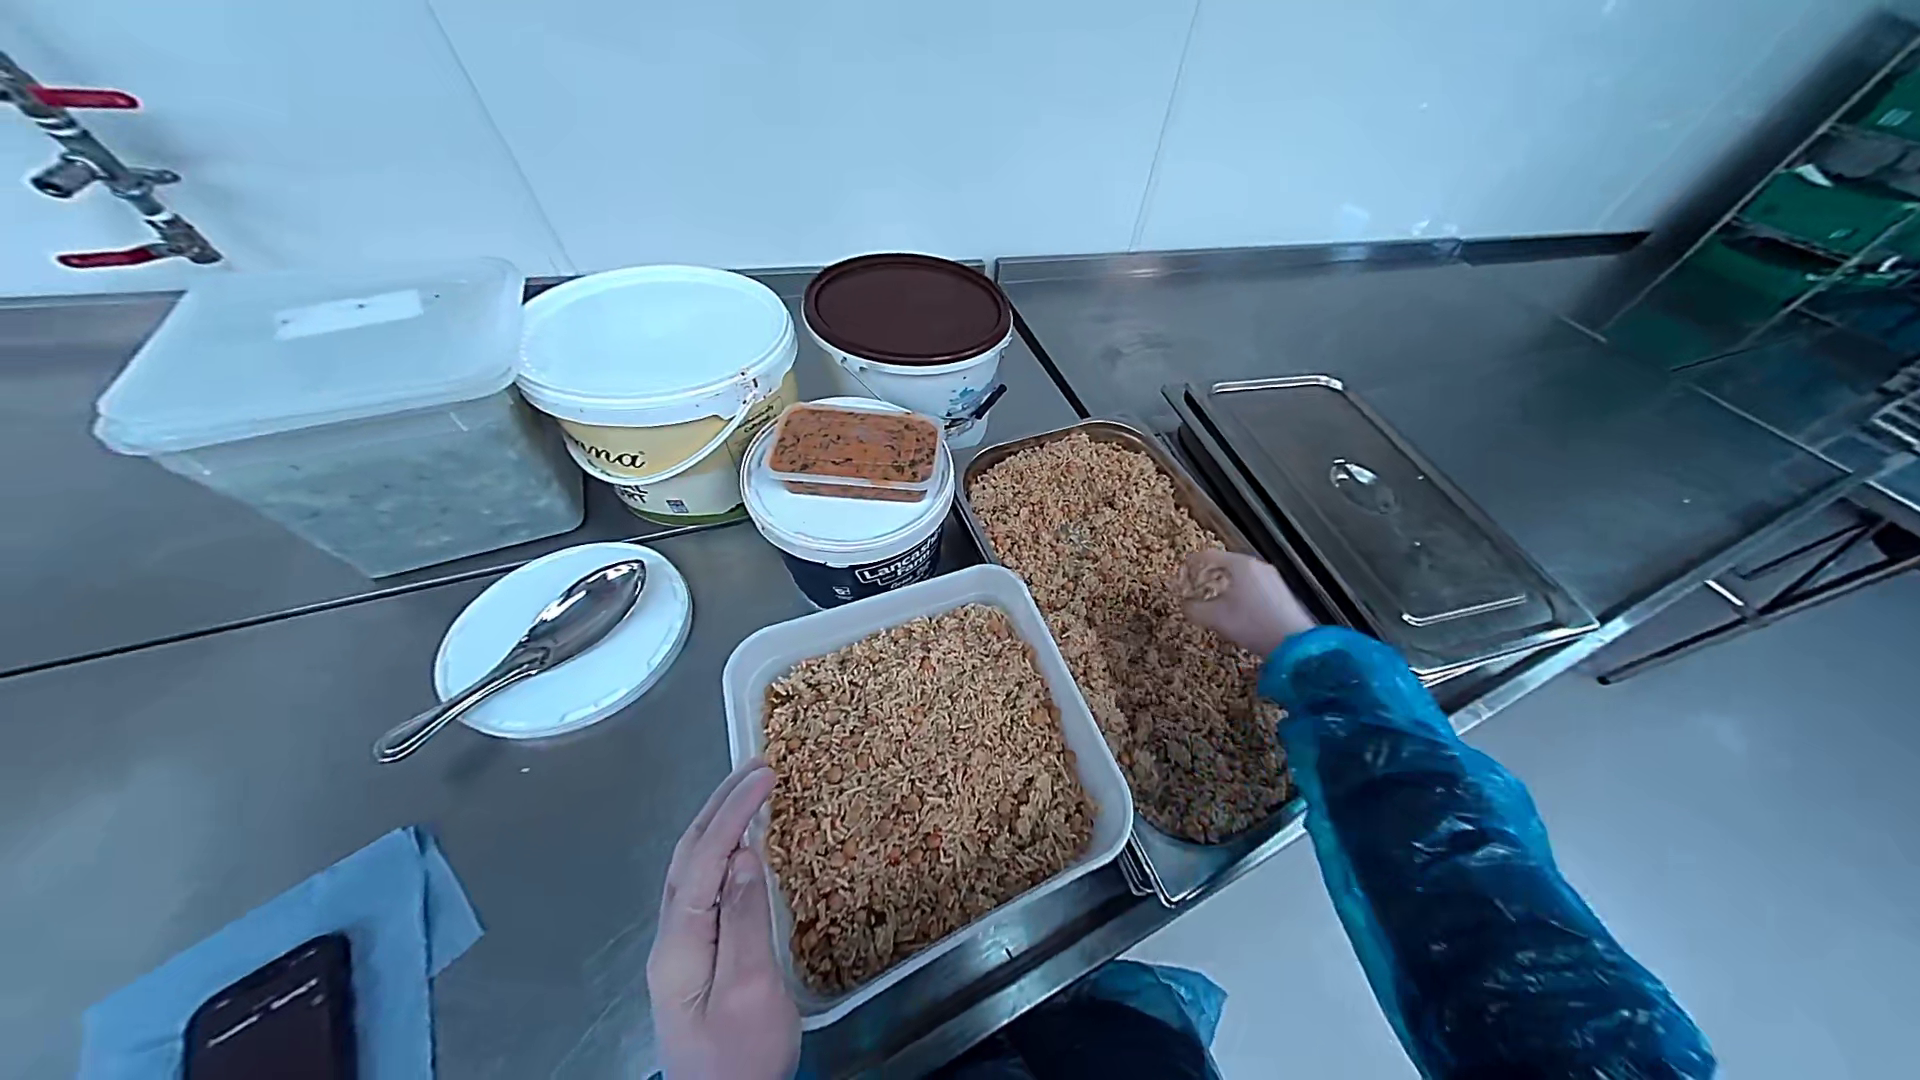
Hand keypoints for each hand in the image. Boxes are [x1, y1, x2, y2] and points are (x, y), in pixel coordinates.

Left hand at [647, 760, 799, 1079]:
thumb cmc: (743, 1057)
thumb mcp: (750, 992)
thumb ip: (745, 920)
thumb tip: (745, 854)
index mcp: (679, 943)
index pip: (705, 859)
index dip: (735, 812)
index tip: (767, 775)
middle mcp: (672, 934)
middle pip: (690, 851)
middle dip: (722, 802)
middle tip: (758, 765)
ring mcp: (681, 941)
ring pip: (694, 862)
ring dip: (720, 817)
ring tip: (752, 784)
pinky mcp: (697, 947)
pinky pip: (706, 878)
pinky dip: (724, 842)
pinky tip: (744, 835)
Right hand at [1179, 550, 1317, 657]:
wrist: (1294, 643)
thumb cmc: (1252, 624)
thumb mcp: (1214, 618)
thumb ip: (1193, 608)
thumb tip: (1185, 604)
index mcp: (1240, 565)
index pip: (1207, 555)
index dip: (1189, 565)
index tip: (1180, 576)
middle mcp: (1257, 566)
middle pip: (1224, 563)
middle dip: (1205, 575)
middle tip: (1194, 589)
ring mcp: (1272, 578)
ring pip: (1239, 575)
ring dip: (1221, 584)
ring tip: (1212, 601)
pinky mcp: (1280, 592)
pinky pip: (1252, 585)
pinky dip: (1237, 592)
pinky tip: (1235, 610)